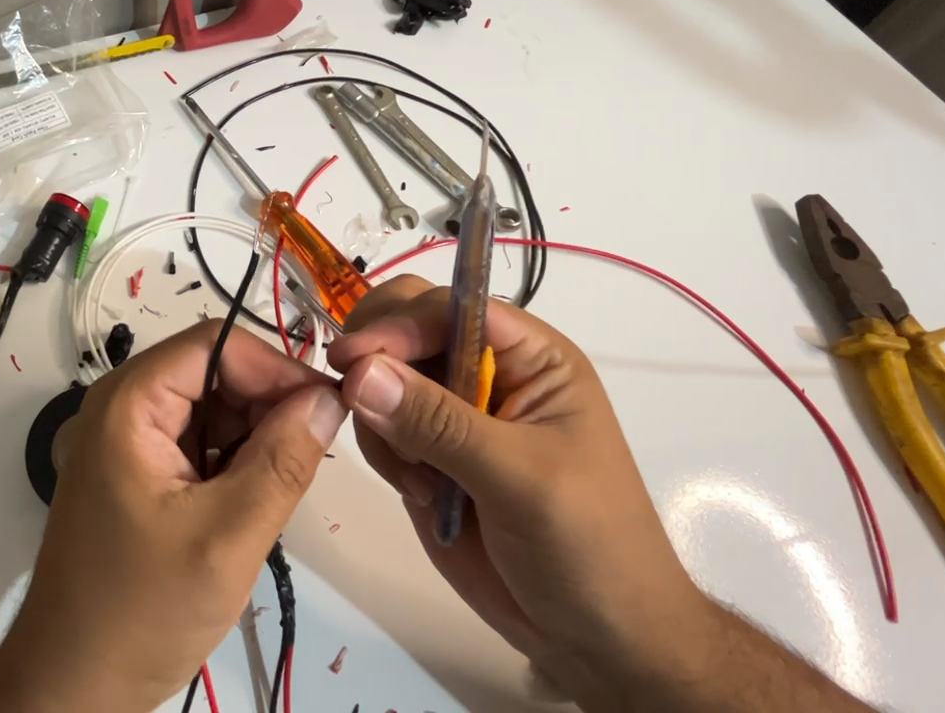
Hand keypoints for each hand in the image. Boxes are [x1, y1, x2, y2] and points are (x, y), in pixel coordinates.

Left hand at [0, 321, 345, 712]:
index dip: (275, 367)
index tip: (326, 407)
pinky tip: (253, 497)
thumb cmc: (142, 610)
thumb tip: (327, 398)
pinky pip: (197, 440)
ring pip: (210, 407)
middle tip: (312, 452)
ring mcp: (128, 440)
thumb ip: (282, 462)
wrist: (73, 682)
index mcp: (130, 403)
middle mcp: (124, 406)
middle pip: (212, 371)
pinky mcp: (138, 471)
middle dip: (267, 403)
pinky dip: (233, 459)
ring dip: (254, 434)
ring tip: (285, 482)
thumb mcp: (226, 537)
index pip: (215, 345)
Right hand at [327, 276, 709, 703]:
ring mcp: (450, 412)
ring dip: (381, 418)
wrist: (595, 636)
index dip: (398, 323)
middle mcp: (484, 371)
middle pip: (407, 325)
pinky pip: (378, 424)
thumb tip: (359, 372)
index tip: (349, 358)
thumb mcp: (521, 478)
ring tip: (417, 475)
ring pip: (381, 375)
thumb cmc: (587, 545)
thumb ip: (439, 423)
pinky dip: (381, 450)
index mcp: (528, 356)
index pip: (449, 308)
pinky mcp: (425, 451)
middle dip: (376, 357)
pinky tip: (418, 491)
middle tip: (354, 396)